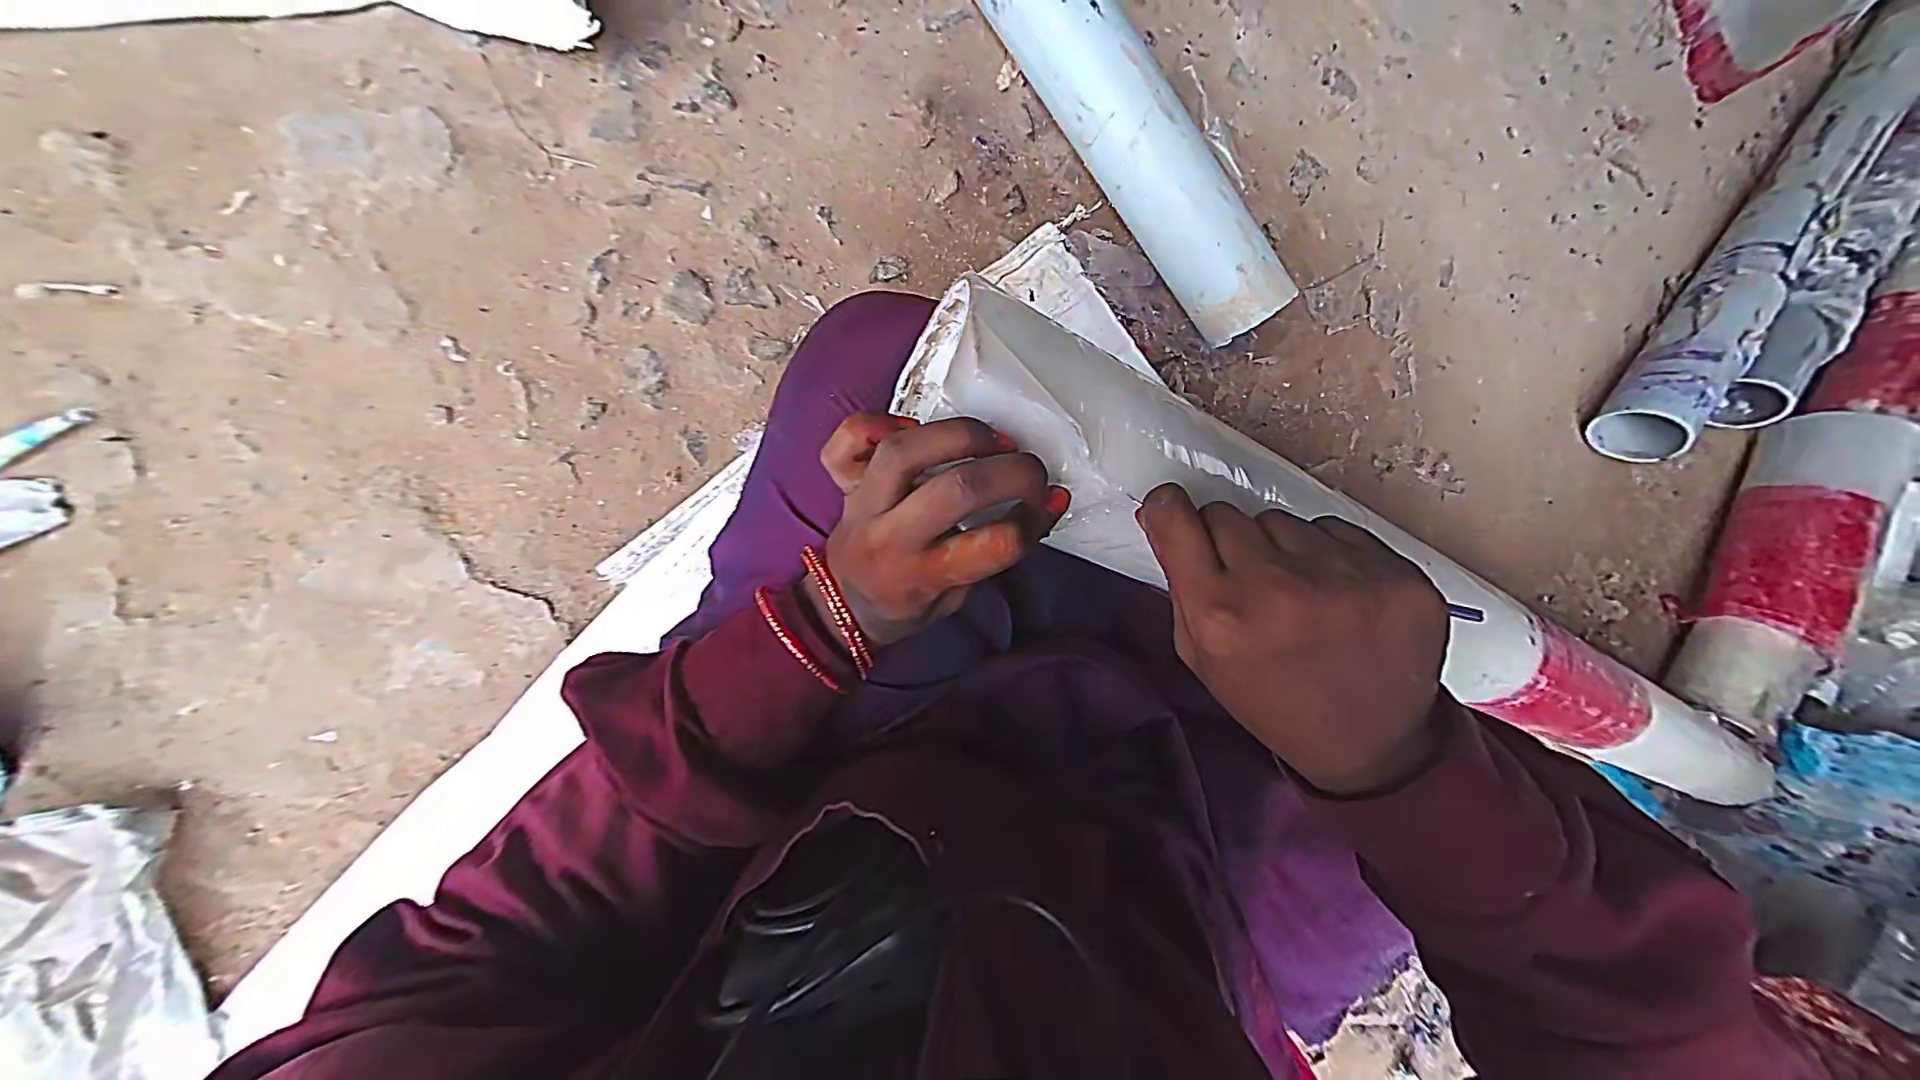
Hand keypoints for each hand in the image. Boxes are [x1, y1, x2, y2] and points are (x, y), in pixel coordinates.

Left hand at [812, 412, 1069, 646]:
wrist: (845, 605)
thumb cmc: (907, 604)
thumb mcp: (958, 597)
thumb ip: (997, 554)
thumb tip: (1049, 501)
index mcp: (922, 576)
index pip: (990, 545)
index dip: (1032, 520)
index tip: (1045, 504)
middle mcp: (890, 538)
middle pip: (954, 489)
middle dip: (1010, 473)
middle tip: (1031, 472)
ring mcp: (862, 505)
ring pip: (905, 451)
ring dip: (960, 434)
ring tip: (991, 440)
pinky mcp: (845, 481)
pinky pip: (849, 438)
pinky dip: (878, 421)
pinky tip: (914, 426)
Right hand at [1136, 483, 1448, 793]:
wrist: (1370, 743)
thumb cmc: (1273, 701)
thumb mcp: (1202, 657)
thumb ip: (1178, 587)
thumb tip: (1162, 519)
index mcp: (1221, 615)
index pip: (1177, 521)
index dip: (1168, 509)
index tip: (1172, 508)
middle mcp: (1278, 588)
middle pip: (1226, 515)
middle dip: (1225, 541)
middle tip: (1244, 580)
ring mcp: (1343, 577)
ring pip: (1280, 520)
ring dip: (1278, 548)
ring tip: (1294, 594)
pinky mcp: (1394, 574)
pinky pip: (1334, 529)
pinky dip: (1326, 554)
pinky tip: (1332, 593)